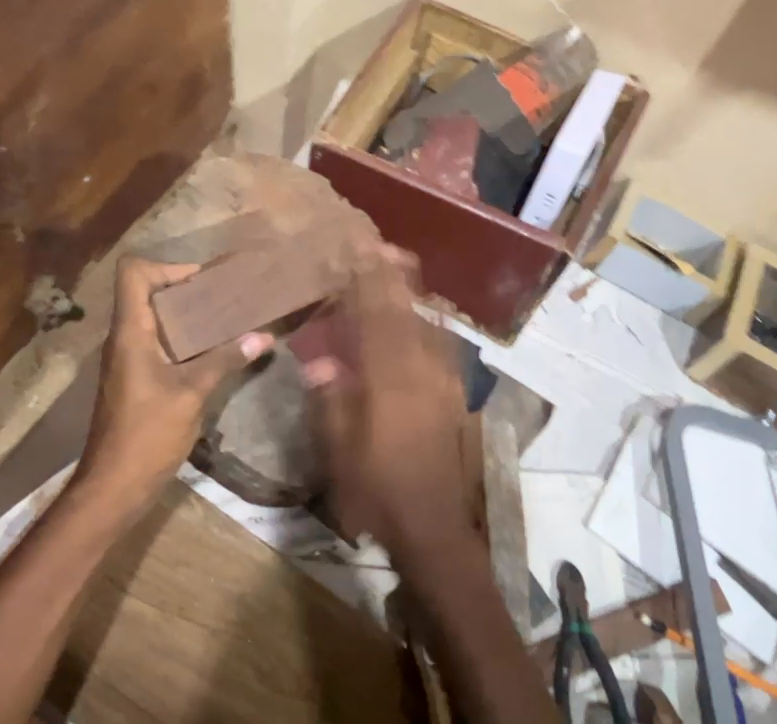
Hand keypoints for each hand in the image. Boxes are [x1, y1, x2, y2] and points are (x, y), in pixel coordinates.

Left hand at [77, 256, 273, 506]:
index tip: (201, 281)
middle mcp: (124, 338)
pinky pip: (160, 344)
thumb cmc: (147, 434)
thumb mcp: (192, 394)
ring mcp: (128, 360)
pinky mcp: (137, 380)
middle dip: (187, 289)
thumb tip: (263, 336)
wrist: (114, 485)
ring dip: (188, 316)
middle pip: (147, 292)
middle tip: (226, 297)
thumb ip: (225, 360)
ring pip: (156, 320)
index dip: (165, 266)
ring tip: (228, 320)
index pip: (132, 272)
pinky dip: (185, 341)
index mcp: (130, 331)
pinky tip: (216, 353)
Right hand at [300, 246, 471, 561]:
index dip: (366, 281)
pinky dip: (424, 324)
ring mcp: (445, 382)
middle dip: (393, 278)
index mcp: (389, 378)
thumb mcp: (339, 448)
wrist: (434, 528)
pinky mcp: (455, 397)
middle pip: (407, 311)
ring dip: (410, 297)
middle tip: (381, 248)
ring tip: (396, 272)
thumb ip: (332, 399)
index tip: (357, 250)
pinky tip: (416, 323)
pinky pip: (438, 345)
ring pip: (428, 325)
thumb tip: (321, 363)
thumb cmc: (377, 490)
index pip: (376, 316)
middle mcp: (423, 369)